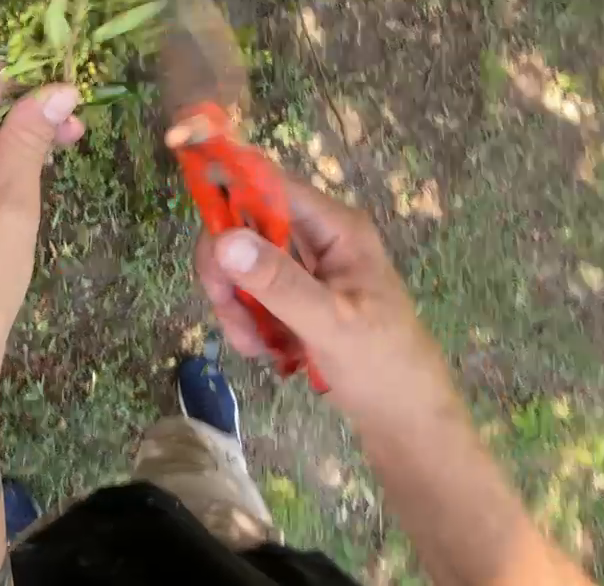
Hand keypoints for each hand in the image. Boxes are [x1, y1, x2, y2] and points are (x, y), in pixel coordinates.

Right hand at [196, 178, 454, 423]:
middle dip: (226, 265)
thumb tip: (224, 239)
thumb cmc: (383, 368)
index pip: (269, 183)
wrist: (408, 420)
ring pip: (240, 258)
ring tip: (252, 342)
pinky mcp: (293, 288)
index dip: (227, 183)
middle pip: (244, 222)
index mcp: (336, 226)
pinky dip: (244, 315)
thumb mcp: (330, 324)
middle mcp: (317, 234)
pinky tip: (261, 347)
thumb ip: (278, 281)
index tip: (196, 203)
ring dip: (234, 299)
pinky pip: (249, 287)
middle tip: (223, 304)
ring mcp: (304, 262)